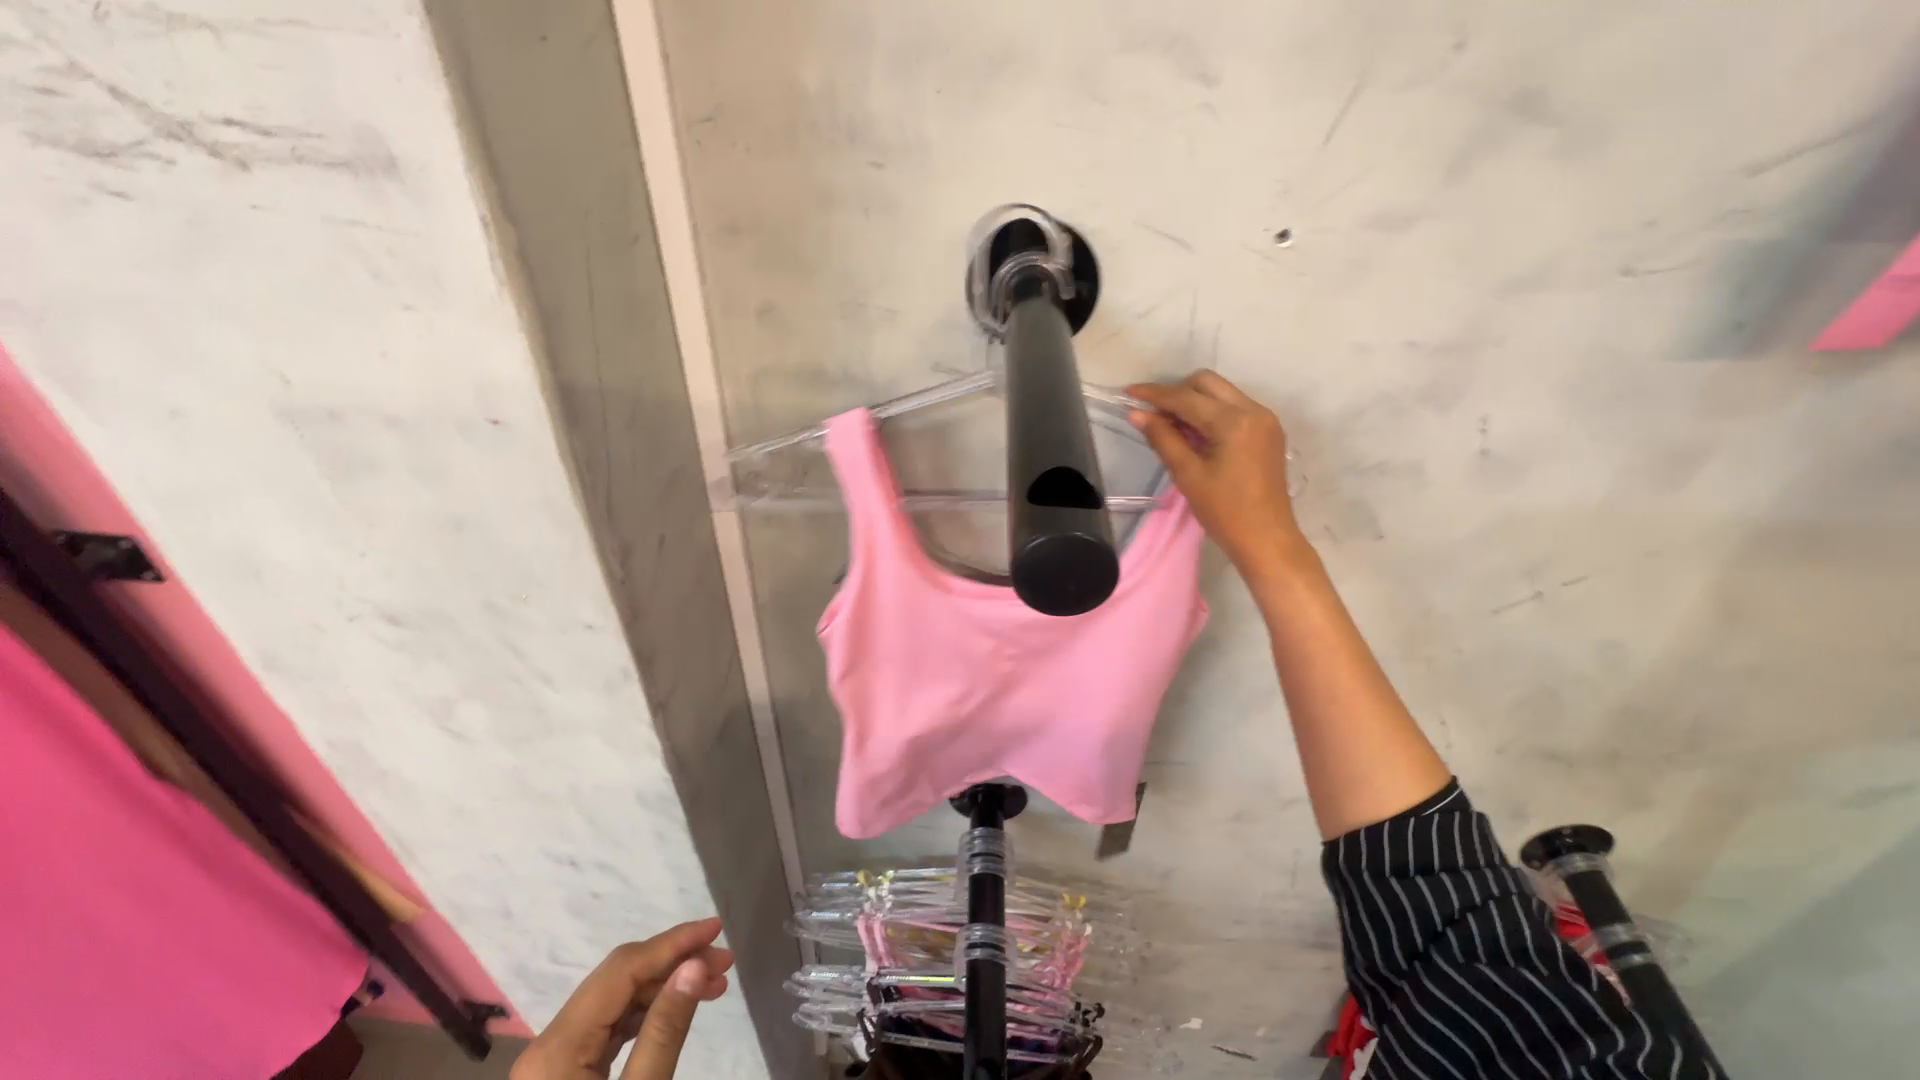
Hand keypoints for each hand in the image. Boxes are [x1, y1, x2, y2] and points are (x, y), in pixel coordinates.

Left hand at [510, 918, 734, 1079]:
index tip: (717, 929)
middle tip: (725, 963)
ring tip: (713, 985)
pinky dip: (643, 1013)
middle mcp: (548, 1045)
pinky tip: (675, 1012)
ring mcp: (550, 1063)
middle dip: (671, 962)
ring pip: (611, 1002)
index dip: (672, 943)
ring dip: (662, 986)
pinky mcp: (559, 1078)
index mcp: (558, 1047)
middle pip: (615, 980)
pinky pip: (605, 1029)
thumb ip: (664, 1031)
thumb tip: (694, 966)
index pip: (622, 970)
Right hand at [1126, 371, 1308, 584]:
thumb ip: (1163, 438)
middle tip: (1154, 414)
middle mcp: (1254, 410)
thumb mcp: (1187, 474)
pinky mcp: (1268, 431)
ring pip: (1222, 393)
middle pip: (1207, 383)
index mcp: (1234, 422)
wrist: (1266, 538)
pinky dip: (1211, 413)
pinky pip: (1234, 407)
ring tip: (1172, 427)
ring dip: (1194, 402)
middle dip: (1177, 392)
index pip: (1187, 398)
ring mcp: (1265, 419)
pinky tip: (1196, 434)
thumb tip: (1137, 413)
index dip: (1155, 394)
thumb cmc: (1224, 511)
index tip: (1129, 392)